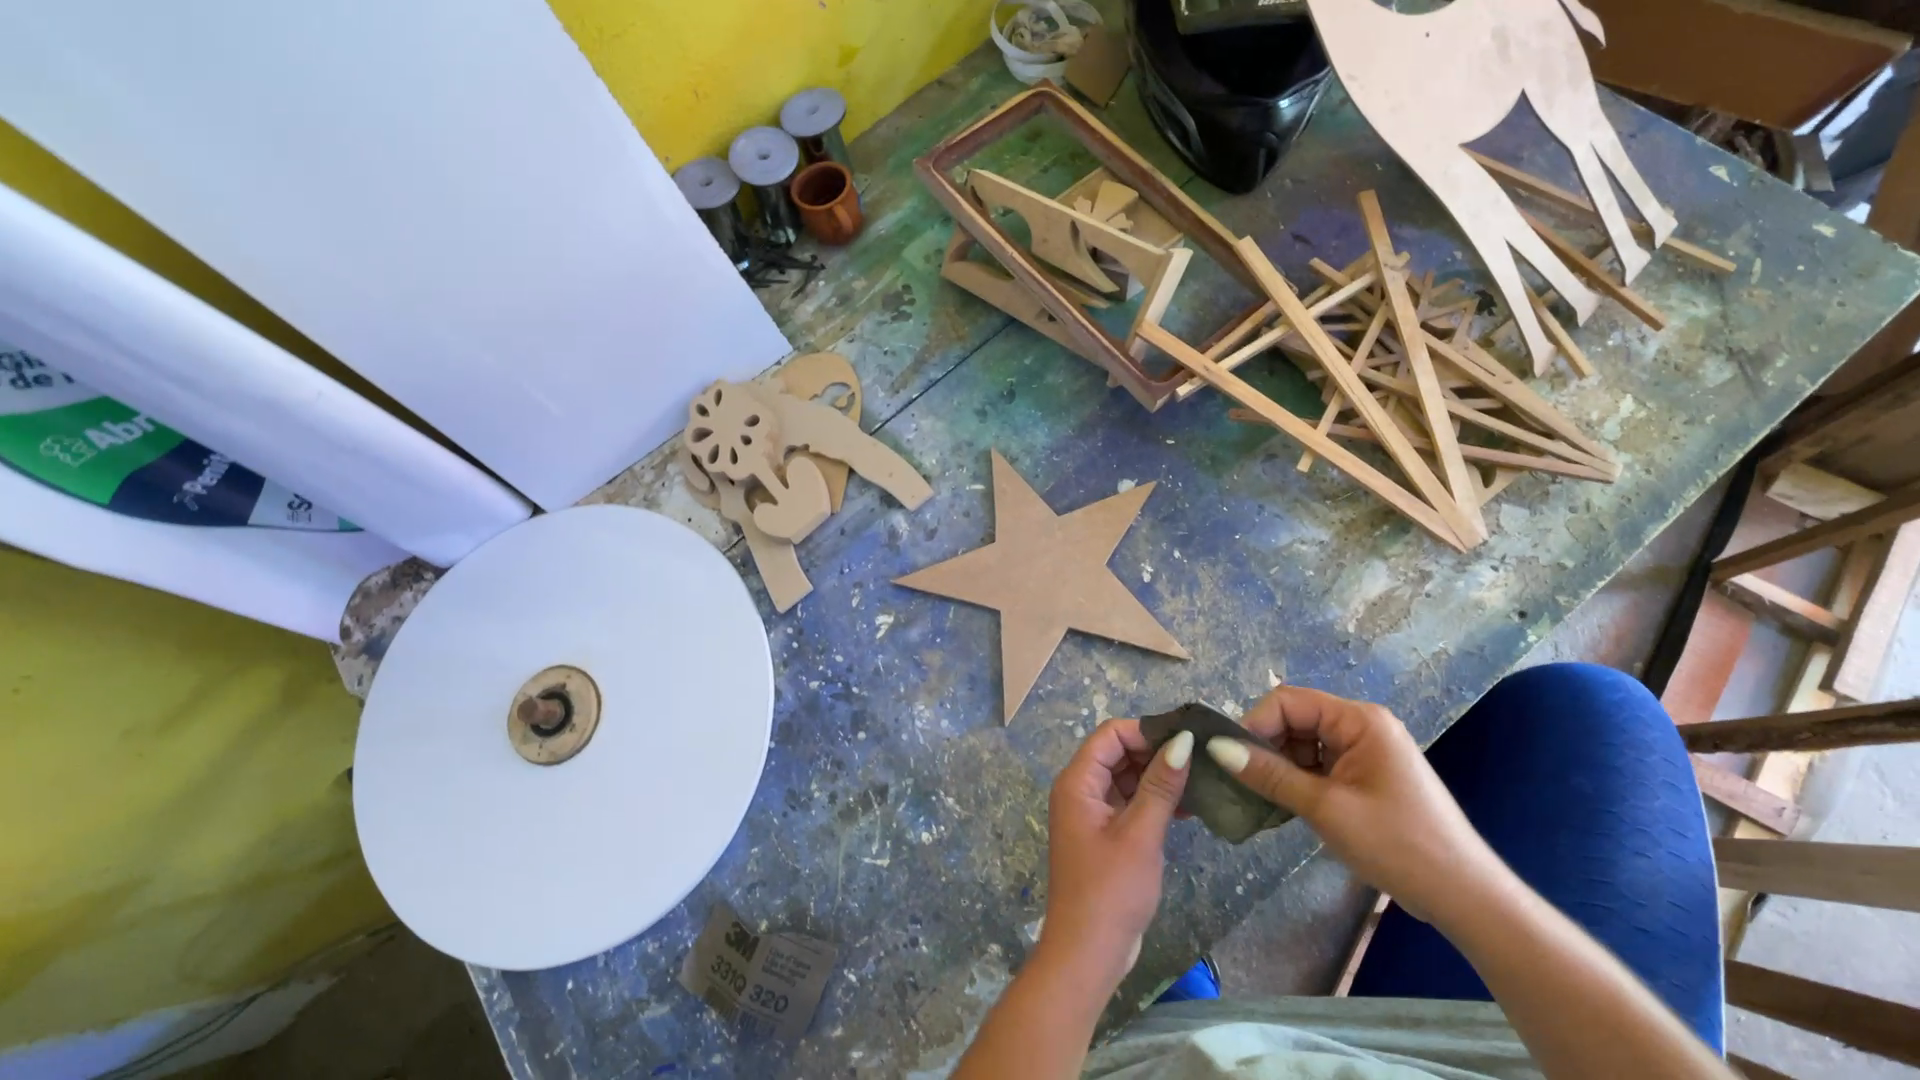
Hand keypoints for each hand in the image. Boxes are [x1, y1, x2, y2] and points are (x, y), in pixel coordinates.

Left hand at [1039, 718, 1191, 988]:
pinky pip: (1130, 804)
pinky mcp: (1106, 836)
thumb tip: (1182, 740)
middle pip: (1118, 754)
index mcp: (1078, 783)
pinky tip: (1192, 807)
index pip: (1110, 735)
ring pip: (1127, 779)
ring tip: (1204, 779)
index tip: (1187, 739)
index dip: (1146, 731)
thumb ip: (1160, 785)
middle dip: (1157, 752)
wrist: (1088, 951)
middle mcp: (1080, 791)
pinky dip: (1156, 801)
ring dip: (1160, 778)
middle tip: (1204, 757)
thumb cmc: (1111, 889)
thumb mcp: (1140, 834)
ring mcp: (1092, 815)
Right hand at [1206, 686, 1503, 927]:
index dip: (1254, 724)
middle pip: (1295, 720)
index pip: (1288, 701)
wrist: (1461, 894)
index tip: (1230, 760)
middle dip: (1265, 747)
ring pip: (1303, 745)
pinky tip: (1284, 808)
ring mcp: (1366, 753)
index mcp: (1359, 720)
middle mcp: (1363, 726)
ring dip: (1278, 768)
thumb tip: (1217, 748)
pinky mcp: (1366, 778)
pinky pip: (1319, 766)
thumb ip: (1269, 774)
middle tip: (1242, 783)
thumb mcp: (1325, 808)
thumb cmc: (1396, 844)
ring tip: (1261, 800)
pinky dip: (1296, 782)